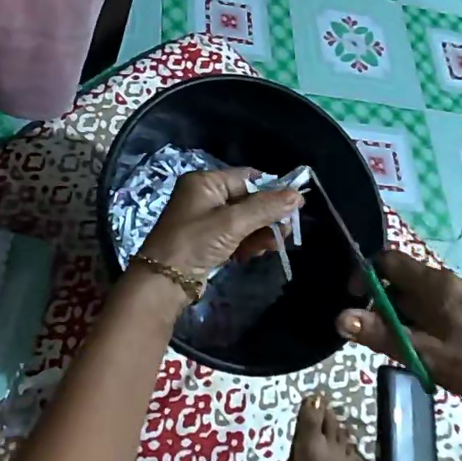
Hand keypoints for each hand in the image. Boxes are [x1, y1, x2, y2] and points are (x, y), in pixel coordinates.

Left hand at [134, 168, 302, 306]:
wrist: (162, 282)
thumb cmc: (195, 242)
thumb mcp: (232, 222)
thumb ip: (265, 208)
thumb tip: (298, 195)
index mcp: (205, 182)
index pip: (247, 178)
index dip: (272, 189)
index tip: (295, 204)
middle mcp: (205, 196)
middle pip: (248, 200)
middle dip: (267, 216)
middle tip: (285, 230)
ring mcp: (206, 220)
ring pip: (244, 220)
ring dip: (261, 232)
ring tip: (273, 245)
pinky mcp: (208, 241)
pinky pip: (236, 235)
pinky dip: (248, 242)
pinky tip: (256, 253)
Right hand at [336, 251, 461, 411]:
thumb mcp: (421, 353)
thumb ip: (381, 335)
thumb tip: (341, 317)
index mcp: (435, 284)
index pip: (389, 260)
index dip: (365, 275)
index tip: (353, 299)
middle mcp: (447, 281)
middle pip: (402, 279)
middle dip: (383, 303)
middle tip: (376, 334)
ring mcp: (461, 295)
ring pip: (417, 296)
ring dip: (401, 316)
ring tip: (399, 348)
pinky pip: (434, 306)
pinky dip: (419, 321)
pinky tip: (423, 350)